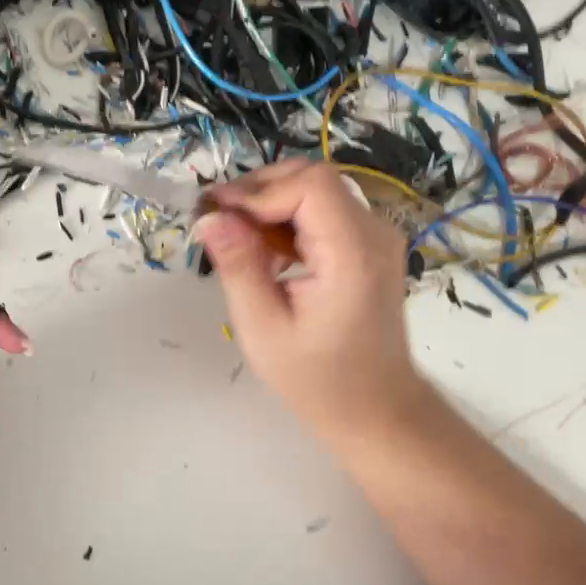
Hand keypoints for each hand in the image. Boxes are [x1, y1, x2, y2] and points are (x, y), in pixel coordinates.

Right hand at [194, 160, 428, 444]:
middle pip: (314, 178)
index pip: (309, 186)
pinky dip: (284, 220)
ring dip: (268, 204)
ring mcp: (375, 238)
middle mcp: (374, 234)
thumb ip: (239, 266)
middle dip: (259, 191)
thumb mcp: (262, 326)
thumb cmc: (315, 376)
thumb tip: (210, 217)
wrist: (373, 406)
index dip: (256, 192)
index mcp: (352, 254)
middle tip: (216, 223)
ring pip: (316, 190)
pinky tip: (262, 252)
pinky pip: (321, 212)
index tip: (214, 216)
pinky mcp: (366, 246)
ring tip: (233, 241)